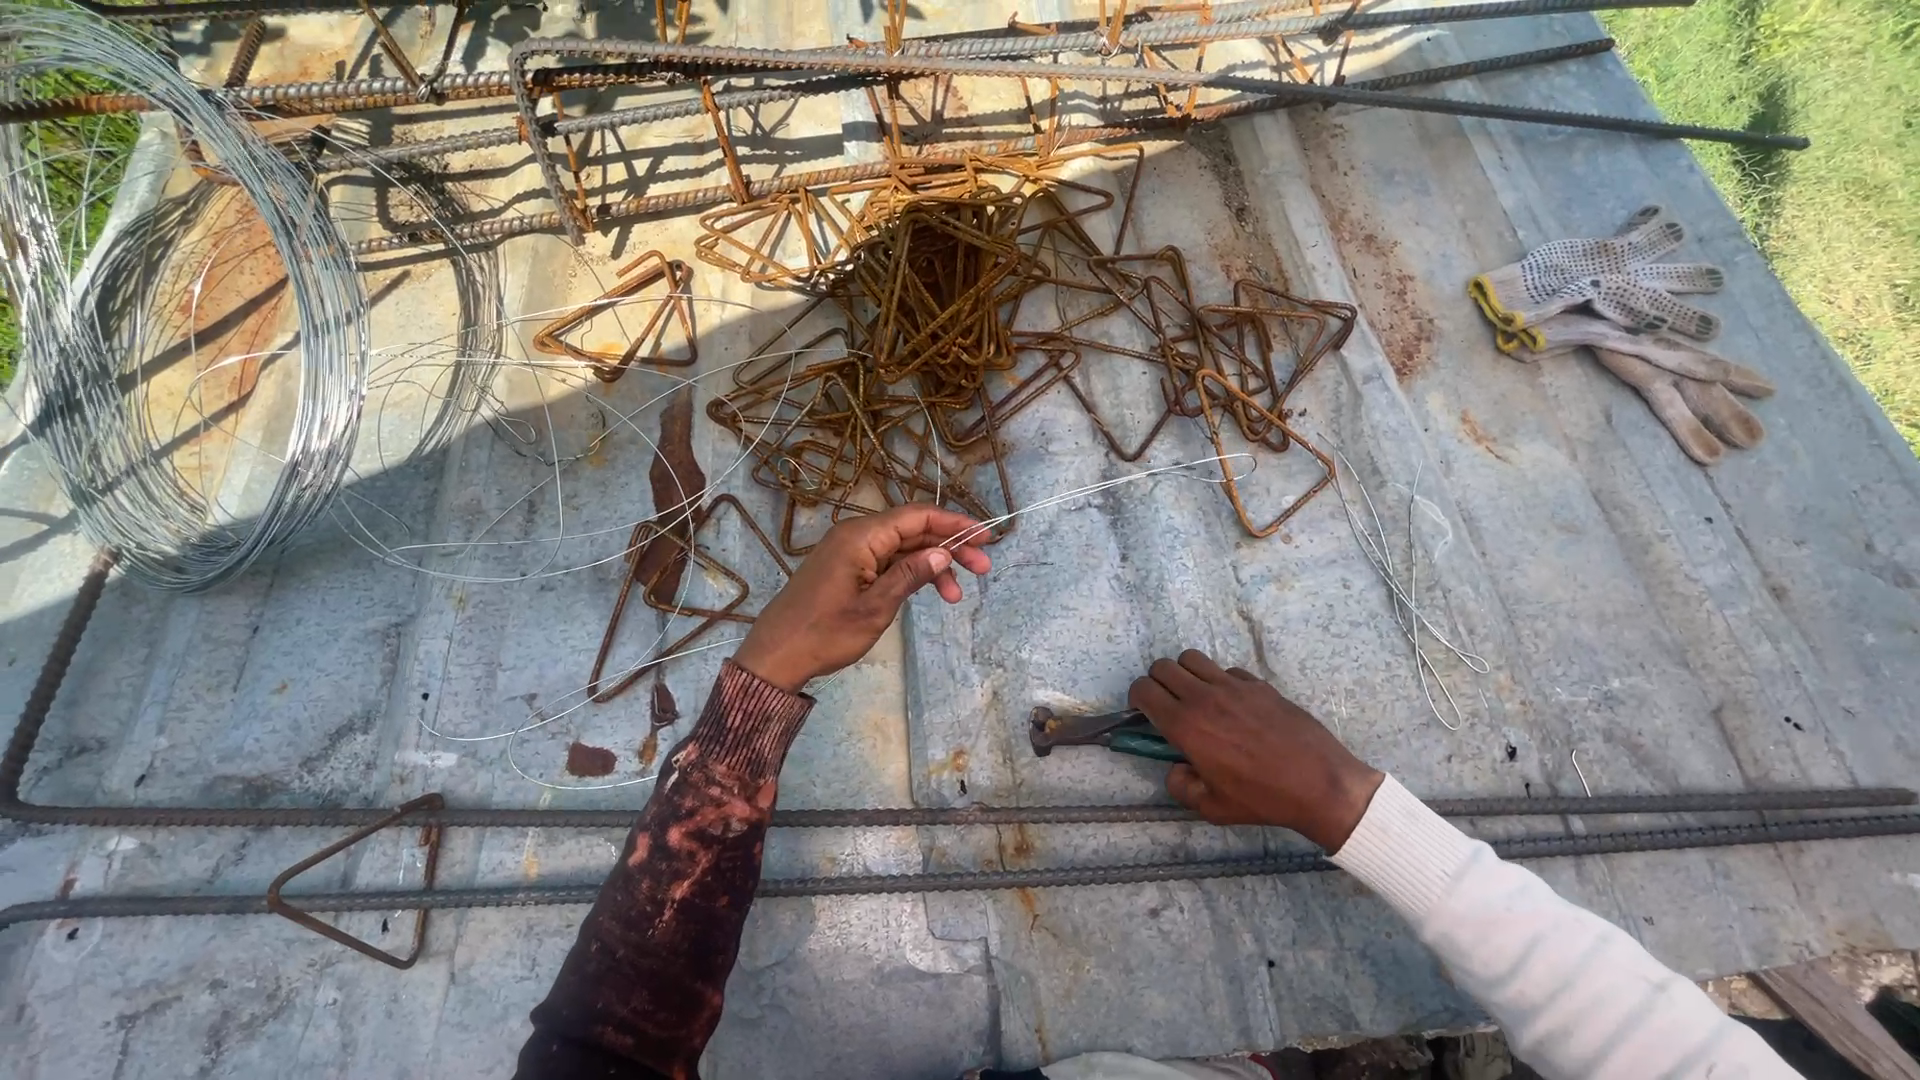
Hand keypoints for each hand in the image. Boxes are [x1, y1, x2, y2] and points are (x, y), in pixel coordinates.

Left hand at [734, 505, 991, 691]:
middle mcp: (856, 535)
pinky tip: (930, 592)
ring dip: (932, 565)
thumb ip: (910, 576)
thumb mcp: (875, 608)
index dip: (955, 523)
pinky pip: (887, 561)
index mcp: (861, 536)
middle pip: (913, 530)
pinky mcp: (848, 569)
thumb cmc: (825, 633)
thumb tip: (943, 551)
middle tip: (983, 569)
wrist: (776, 656)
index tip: (986, 537)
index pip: (917, 516)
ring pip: (903, 548)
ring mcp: (851, 552)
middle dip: (950, 546)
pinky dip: (911, 574)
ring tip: (956, 596)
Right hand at [1129, 650, 1382, 851]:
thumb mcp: (1211, 807)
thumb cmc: (1262, 798)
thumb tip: (1175, 767)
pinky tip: (1232, 704)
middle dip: (1157, 682)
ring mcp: (1232, 686)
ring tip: (1195, 696)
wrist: (1319, 784)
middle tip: (1167, 704)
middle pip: (1162, 666)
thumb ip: (1180, 786)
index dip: (1136, 698)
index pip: (1143, 690)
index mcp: (1185, 726)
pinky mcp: (1257, 683)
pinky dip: (1219, 681)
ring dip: (1184, 674)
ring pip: (1191, 658)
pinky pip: (1226, 670)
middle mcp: (1203, 697)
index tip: (1144, 712)